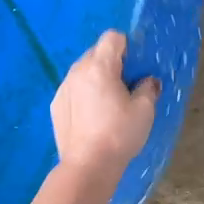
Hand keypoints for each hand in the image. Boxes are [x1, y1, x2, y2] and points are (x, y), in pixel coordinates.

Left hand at [50, 31, 159, 181]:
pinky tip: (91, 117)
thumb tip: (148, 81)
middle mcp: (78, 70)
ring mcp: (63, 87)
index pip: (113, 37)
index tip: (134, 68)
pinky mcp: (55, 105)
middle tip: (124, 88)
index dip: (127, 47)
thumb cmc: (119, 134)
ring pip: (84, 71)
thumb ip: (148, 87)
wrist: (87, 166)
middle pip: (97, 52)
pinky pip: (73, 88)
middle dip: (112, 63)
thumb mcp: (144, 110)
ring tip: (107, 104)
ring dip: (96, 78)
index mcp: (100, 66)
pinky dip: (83, 94)